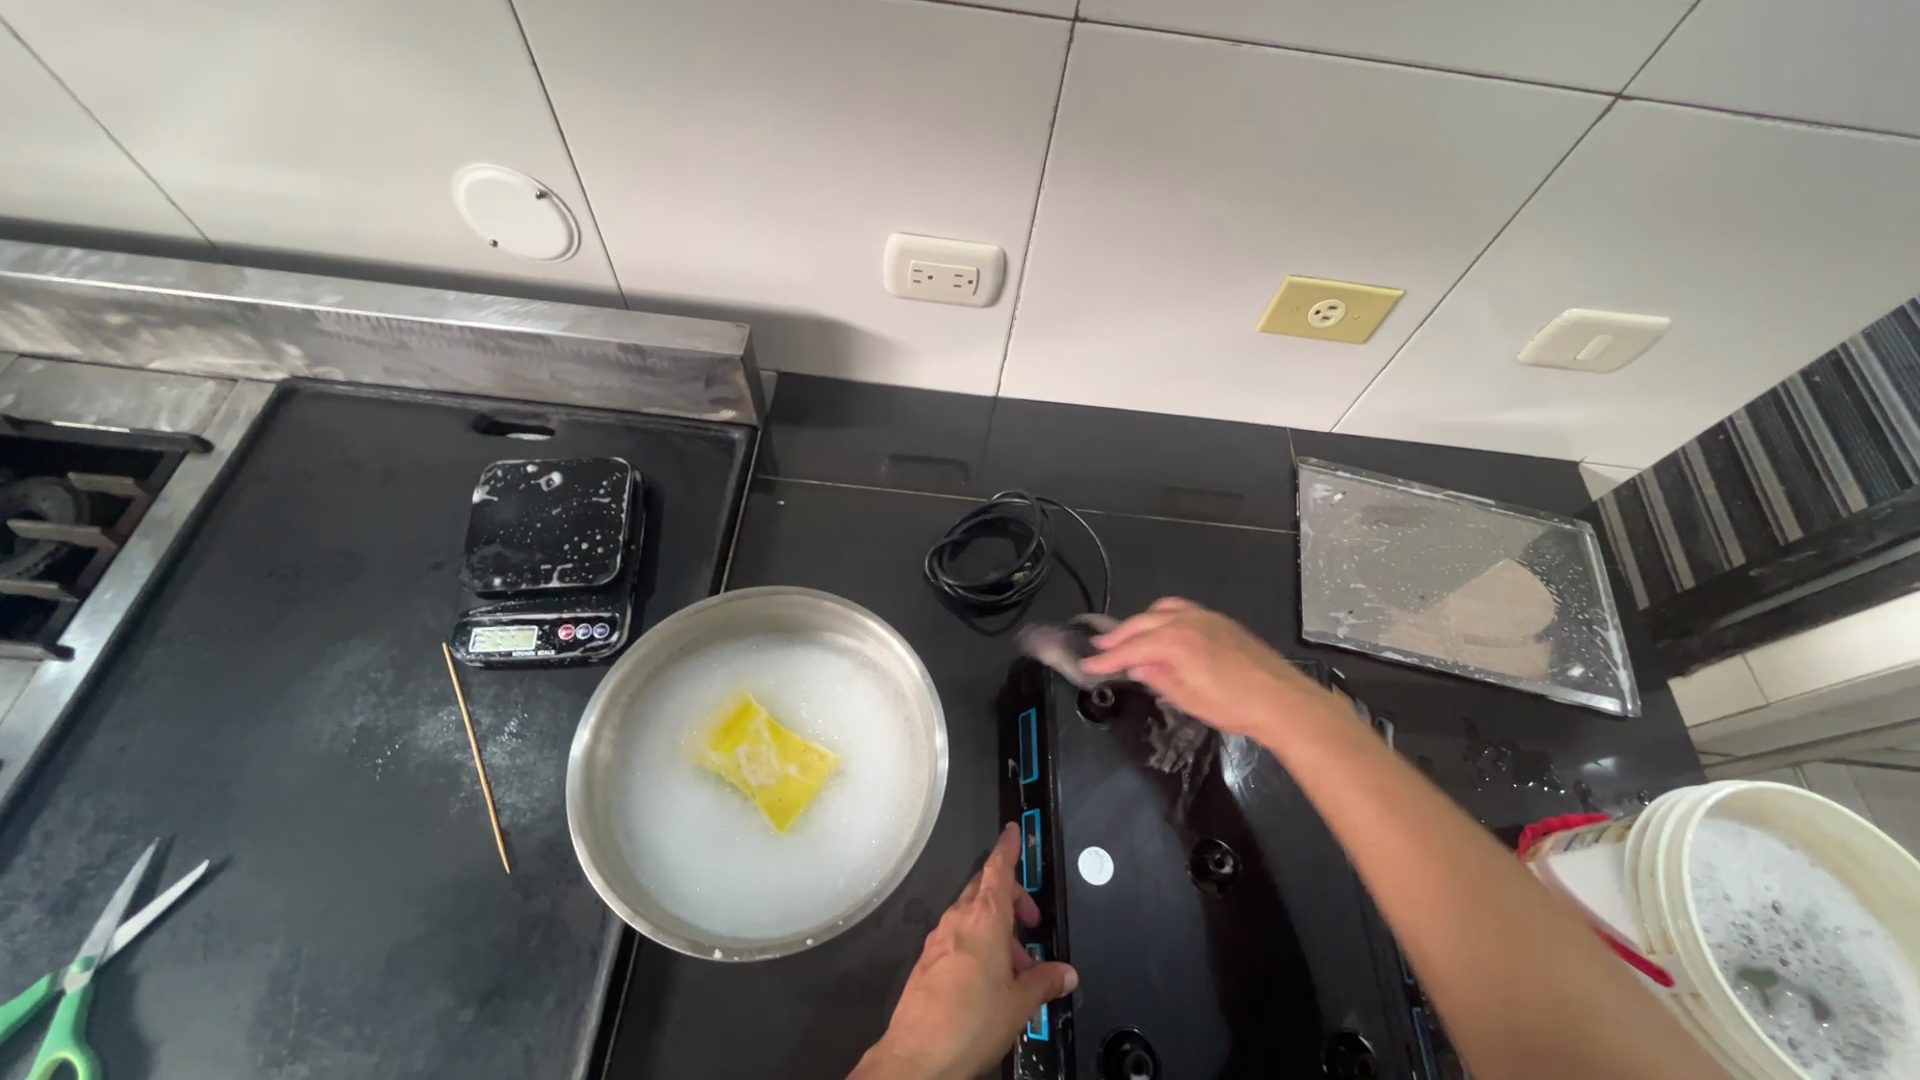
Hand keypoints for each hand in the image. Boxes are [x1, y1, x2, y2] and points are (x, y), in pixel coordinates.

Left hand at [851, 823, 1077, 1079]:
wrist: (918, 1057)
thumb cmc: (970, 1022)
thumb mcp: (1020, 1003)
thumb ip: (1045, 981)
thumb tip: (1065, 973)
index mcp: (984, 919)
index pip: (998, 869)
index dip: (1008, 848)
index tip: (1012, 832)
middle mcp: (958, 920)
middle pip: (985, 889)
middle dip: (1011, 897)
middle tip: (1031, 920)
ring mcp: (939, 939)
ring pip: (972, 915)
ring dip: (996, 927)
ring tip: (1016, 965)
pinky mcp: (928, 961)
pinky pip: (957, 937)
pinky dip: (977, 944)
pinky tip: (990, 977)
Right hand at [1078, 597, 1350, 742]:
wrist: (1282, 700)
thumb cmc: (1232, 705)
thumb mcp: (1186, 698)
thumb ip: (1157, 677)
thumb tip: (1136, 666)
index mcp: (1174, 641)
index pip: (1130, 648)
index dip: (1107, 658)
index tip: (1087, 665)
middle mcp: (1186, 620)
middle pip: (1142, 623)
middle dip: (1119, 635)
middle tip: (1100, 647)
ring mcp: (1206, 617)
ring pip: (1162, 610)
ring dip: (1141, 622)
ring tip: (1129, 636)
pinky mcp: (1221, 621)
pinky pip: (1183, 609)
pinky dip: (1164, 616)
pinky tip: (1164, 631)